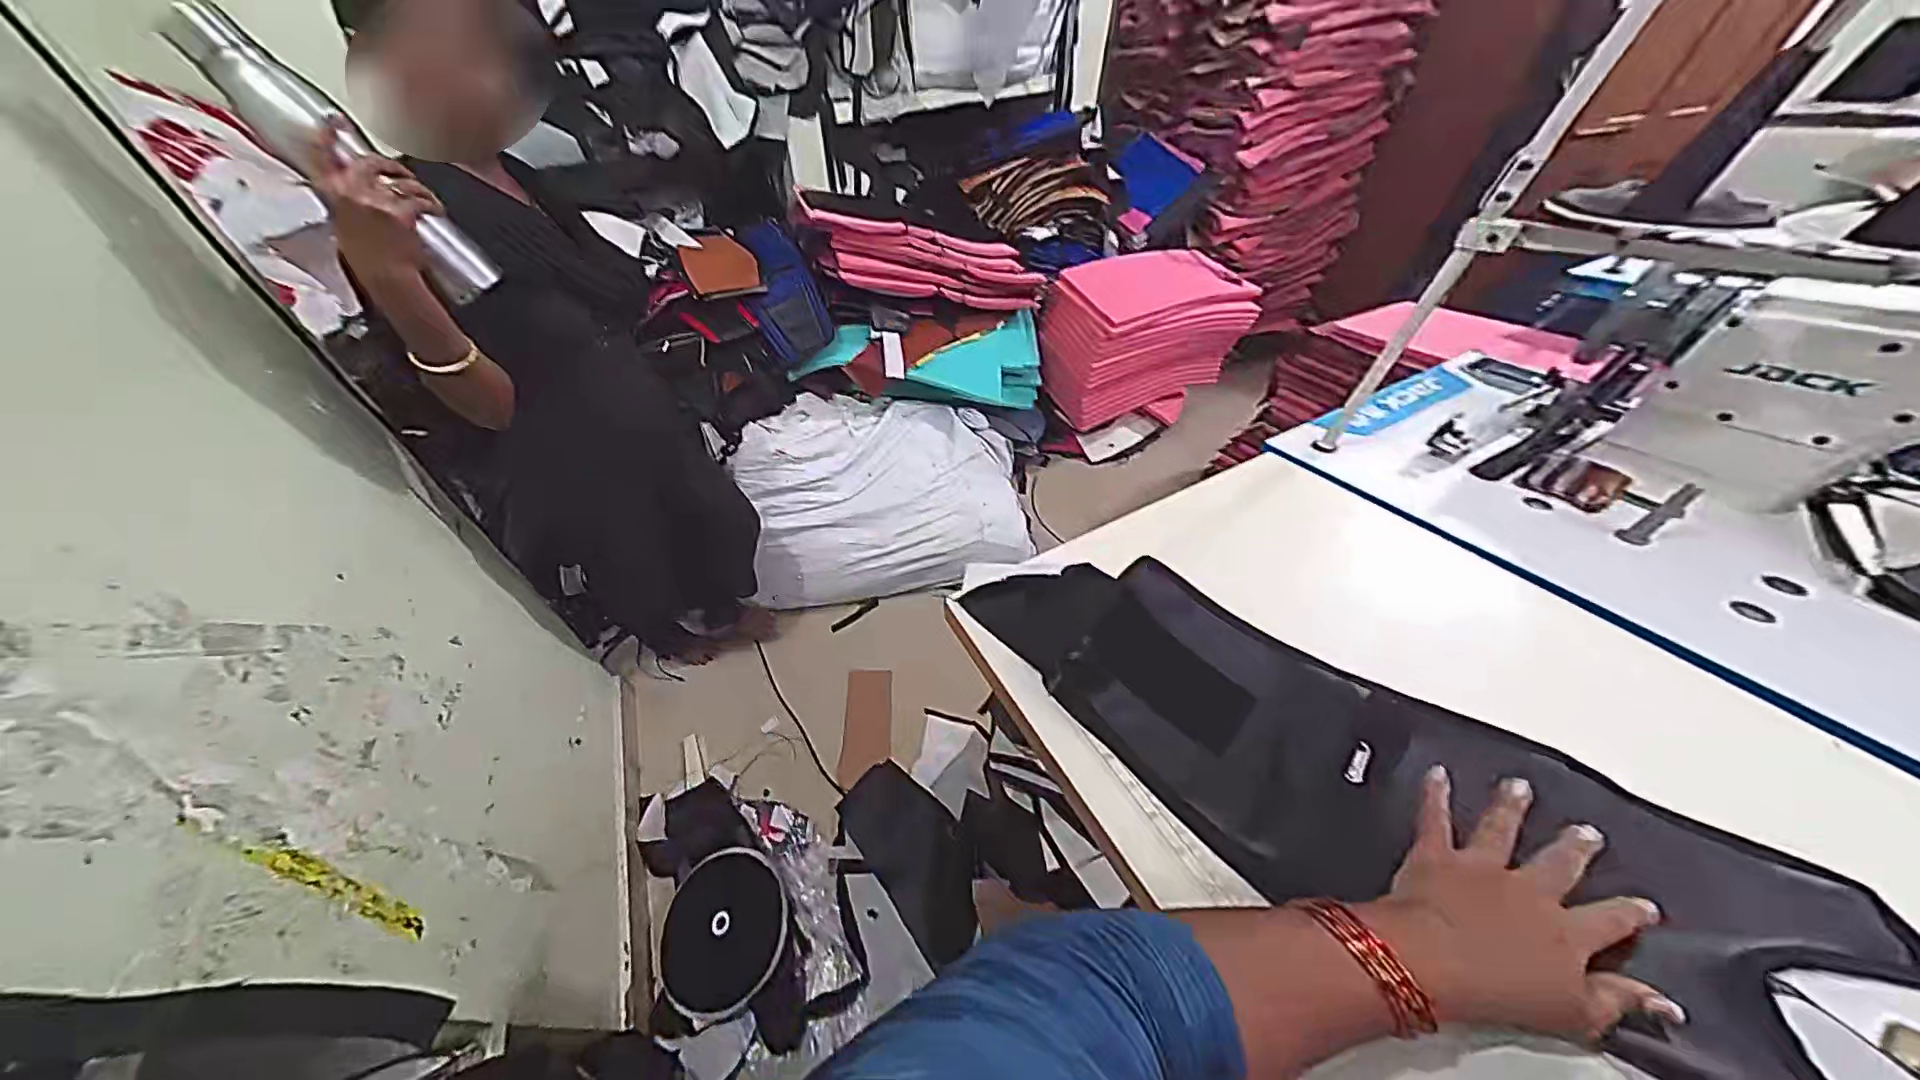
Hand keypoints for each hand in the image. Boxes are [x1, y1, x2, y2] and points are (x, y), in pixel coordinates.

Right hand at [309, 124, 444, 277]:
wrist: (386, 278)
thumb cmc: (369, 260)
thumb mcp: (346, 226)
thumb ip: (349, 206)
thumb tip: (359, 198)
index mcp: (332, 195)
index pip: (321, 156)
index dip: (328, 135)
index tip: (335, 121)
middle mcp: (350, 192)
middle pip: (370, 163)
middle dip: (390, 164)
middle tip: (404, 172)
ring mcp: (375, 201)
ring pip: (400, 182)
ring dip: (417, 188)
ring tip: (427, 199)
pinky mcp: (399, 212)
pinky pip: (420, 200)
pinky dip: (432, 204)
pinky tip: (437, 210)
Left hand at [1360, 766, 1684, 1040]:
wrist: (1435, 961)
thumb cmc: (1500, 993)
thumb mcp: (1574, 1015)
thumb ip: (1618, 1003)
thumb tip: (1664, 1004)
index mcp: (1566, 932)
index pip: (1610, 921)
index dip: (1629, 914)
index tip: (1645, 905)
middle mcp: (1527, 890)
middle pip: (1557, 864)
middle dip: (1574, 847)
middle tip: (1587, 831)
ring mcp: (1480, 867)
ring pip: (1500, 828)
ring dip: (1510, 806)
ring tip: (1519, 786)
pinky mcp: (1436, 854)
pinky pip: (1434, 817)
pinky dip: (1435, 793)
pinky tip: (1437, 773)